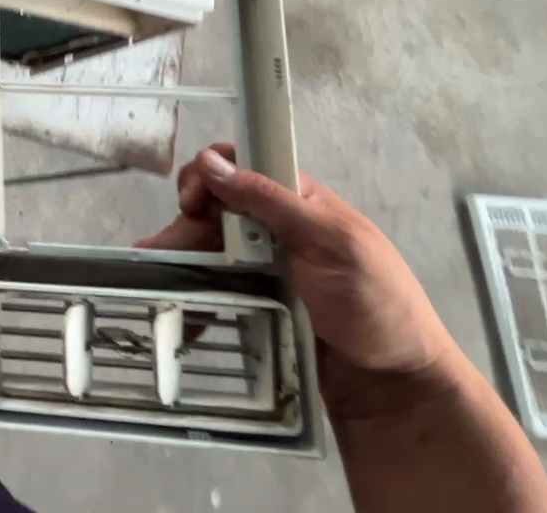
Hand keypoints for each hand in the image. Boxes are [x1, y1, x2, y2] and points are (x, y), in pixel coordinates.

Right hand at [137, 144, 465, 419]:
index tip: (190, 202)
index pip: (240, 167)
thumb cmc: (376, 306)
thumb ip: (271, 200)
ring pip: (206, 243)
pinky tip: (173, 294)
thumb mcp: (331, 244)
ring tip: (152, 270)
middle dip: (185, 224)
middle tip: (161, 250)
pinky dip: (189, 283)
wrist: (394, 386)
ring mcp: (262, 261)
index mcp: (298, 202)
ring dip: (177, 253)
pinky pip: (211, 278)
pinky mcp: (252, 294)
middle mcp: (275, 225)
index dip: (207, 174)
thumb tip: (209, 160)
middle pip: (213, 207)